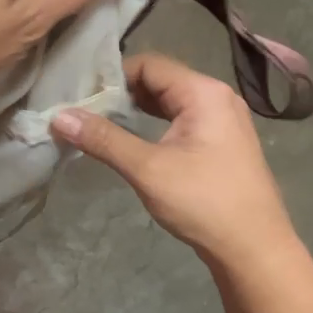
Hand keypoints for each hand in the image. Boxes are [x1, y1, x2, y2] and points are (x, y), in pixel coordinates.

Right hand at [50, 53, 297, 267]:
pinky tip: (129, 141)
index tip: (79, 96)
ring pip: (167, 102)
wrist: (254, 248)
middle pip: (158, 80)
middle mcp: (216, 97)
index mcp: (203, 93)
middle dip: (119, 93)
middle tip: (82, 111)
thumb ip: (103, 138)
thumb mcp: (147, 169)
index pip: (148, 64)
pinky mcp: (220, 142)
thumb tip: (58, 116)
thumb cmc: (203, 202)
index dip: (111, 76)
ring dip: (134, 110)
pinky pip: (178, 119)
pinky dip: (151, 124)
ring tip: (97, 125)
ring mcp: (222, 120)